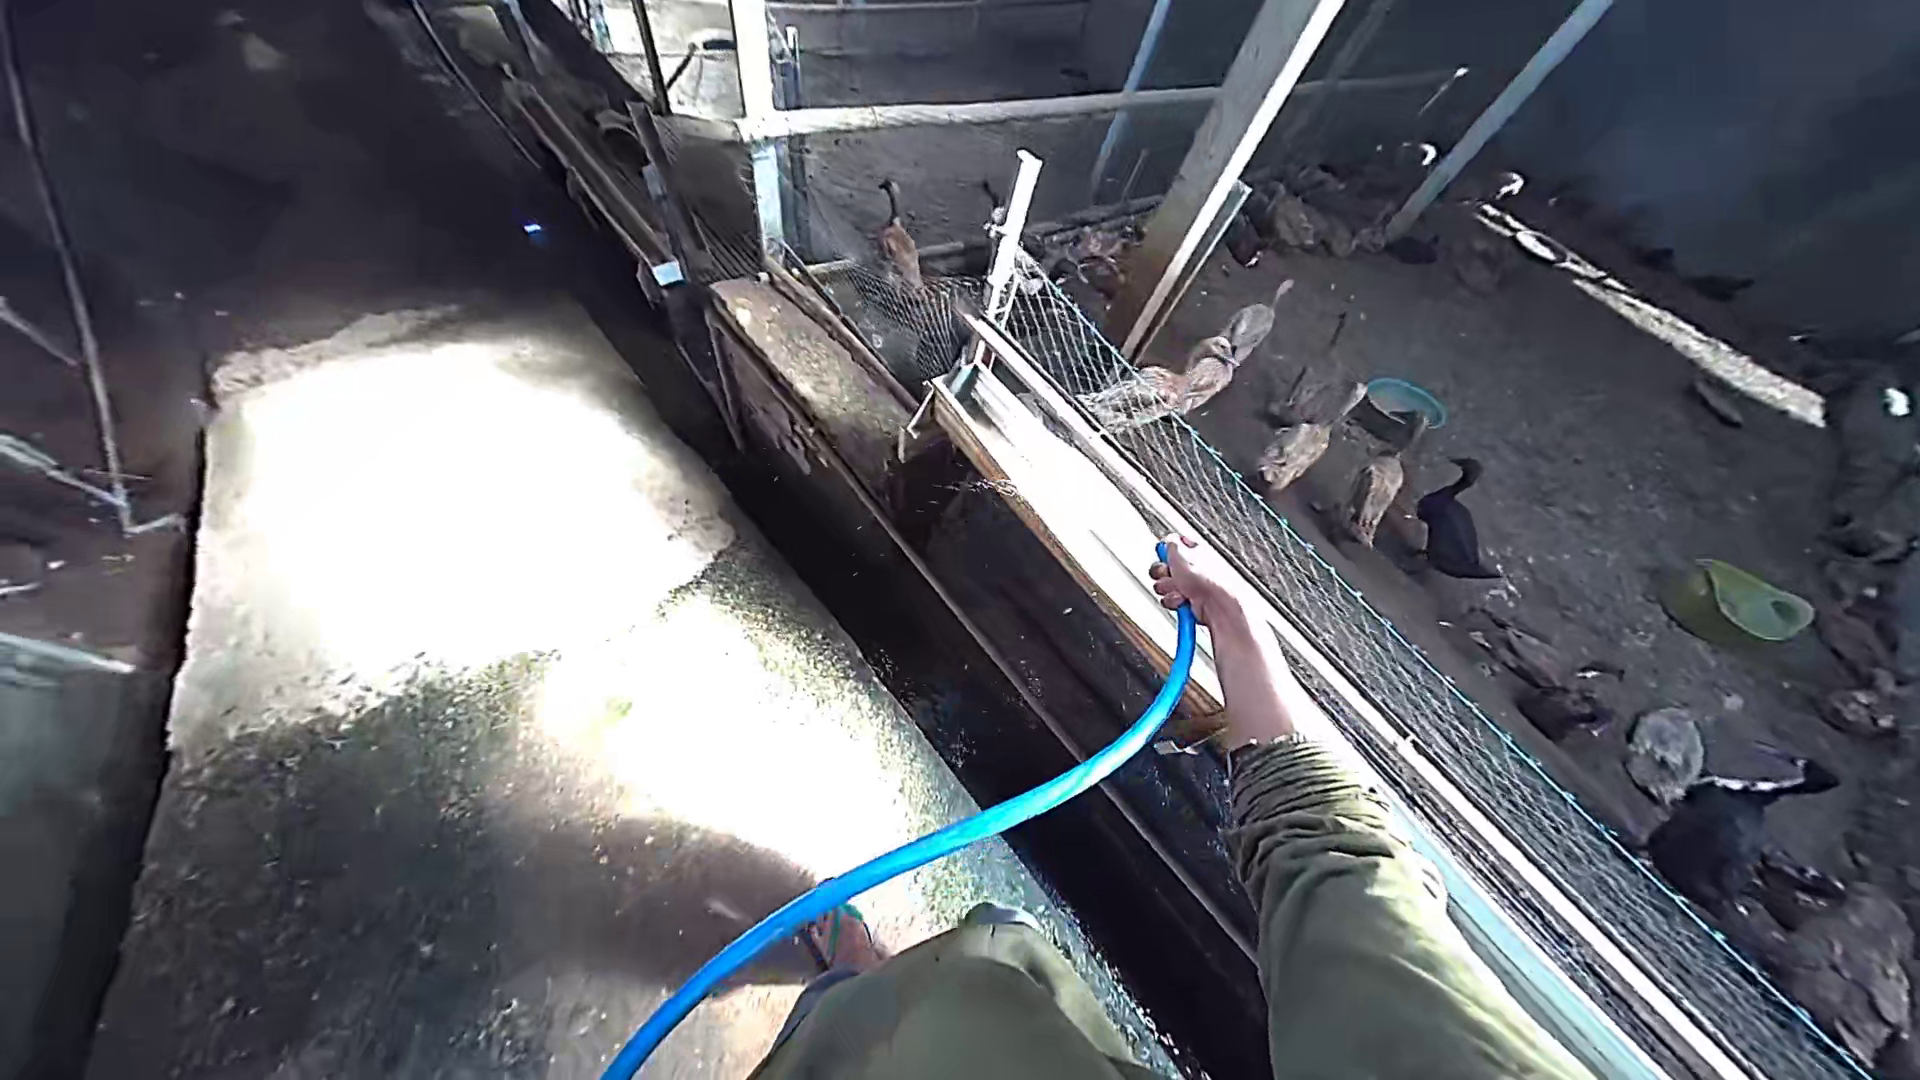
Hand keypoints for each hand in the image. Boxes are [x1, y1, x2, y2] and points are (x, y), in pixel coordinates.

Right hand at [1149, 534, 1243, 626]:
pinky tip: (1182, 600)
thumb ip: (1171, 544)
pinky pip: (1169, 599)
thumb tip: (1168, 538)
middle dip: (1162, 573)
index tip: (1164, 556)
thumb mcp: (1181, 553)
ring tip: (1179, 590)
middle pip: (1164, 568)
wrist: (1217, 605)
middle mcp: (1192, 569)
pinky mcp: (1186, 602)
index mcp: (1195, 553)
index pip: (1174, 548)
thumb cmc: (1206, 578)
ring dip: (1168, 588)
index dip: (1166, 552)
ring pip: (1164, 585)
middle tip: (1169, 574)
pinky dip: (1173, 600)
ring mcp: (1189, 586)